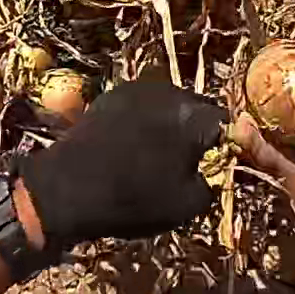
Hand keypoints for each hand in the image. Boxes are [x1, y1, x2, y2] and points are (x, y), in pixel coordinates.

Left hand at [16, 80, 227, 249]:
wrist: (67, 187)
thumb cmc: (132, 198)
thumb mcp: (187, 204)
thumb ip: (212, 182)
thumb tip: (213, 171)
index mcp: (194, 117)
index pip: (226, 123)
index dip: (228, 143)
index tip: (221, 161)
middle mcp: (172, 93)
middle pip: (199, 109)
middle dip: (200, 131)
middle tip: (191, 159)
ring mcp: (141, 89)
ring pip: (172, 105)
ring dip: (173, 124)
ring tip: (161, 152)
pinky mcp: (116, 93)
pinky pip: (146, 104)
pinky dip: (148, 120)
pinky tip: (135, 143)